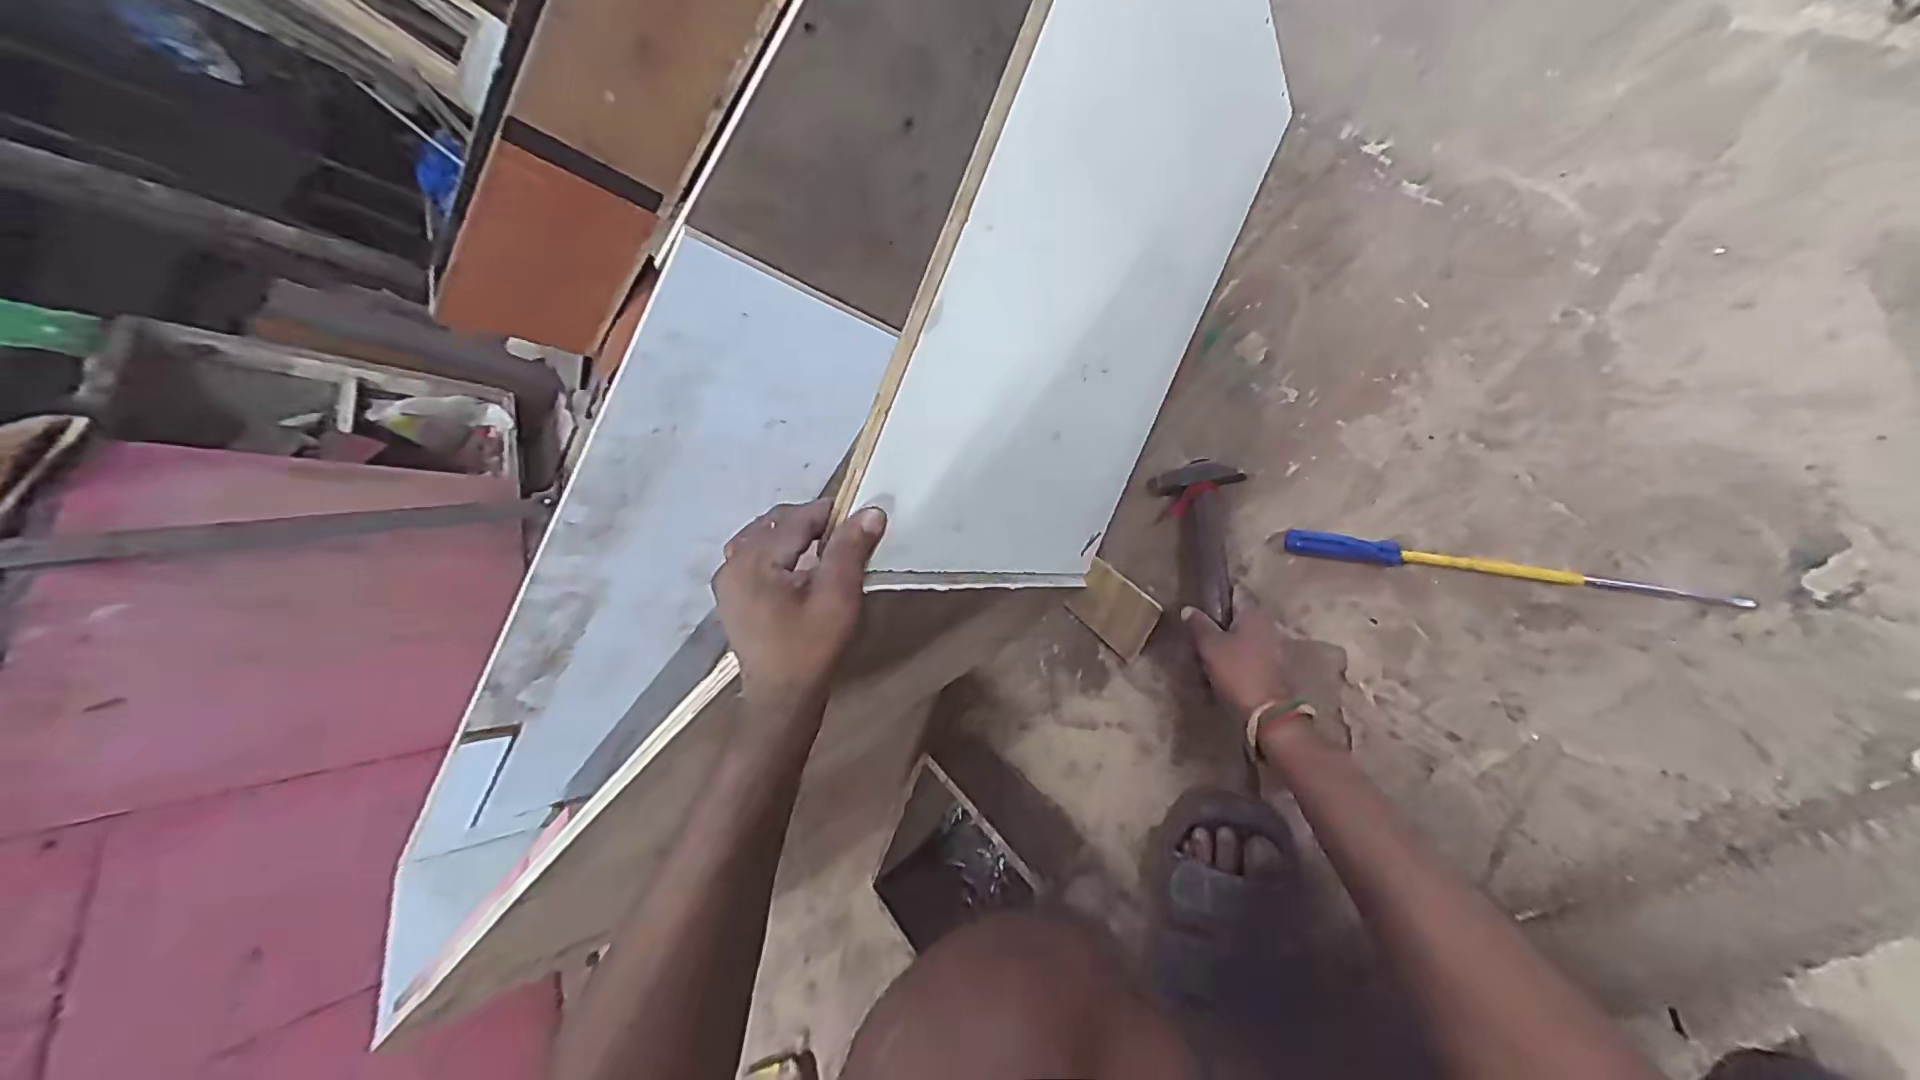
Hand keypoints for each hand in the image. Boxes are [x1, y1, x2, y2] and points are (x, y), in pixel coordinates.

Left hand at [712, 499, 886, 702]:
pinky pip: (754, 554)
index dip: (830, 512)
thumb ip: (850, 550)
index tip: (859, 514)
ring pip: (763, 536)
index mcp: (754, 560)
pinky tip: (800, 565)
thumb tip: (870, 511)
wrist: (781, 698)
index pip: (796, 519)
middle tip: (845, 534)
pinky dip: (778, 549)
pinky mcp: (731, 594)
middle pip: (775, 522)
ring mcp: (727, 580)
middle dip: (810, 521)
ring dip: (794, 534)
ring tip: (825, 547)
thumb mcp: (838, 596)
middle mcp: (732, 563)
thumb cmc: (810, 648)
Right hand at [1182, 591, 1296, 718]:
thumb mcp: (1209, 645)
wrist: (1266, 711)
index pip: (1231, 597)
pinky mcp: (1273, 666)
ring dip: (1225, 646)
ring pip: (1241, 639)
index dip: (1212, 604)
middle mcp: (1268, 624)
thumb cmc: (1237, 670)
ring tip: (1204, 657)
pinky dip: (1234, 659)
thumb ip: (1198, 624)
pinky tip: (1220, 670)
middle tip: (1197, 638)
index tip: (1196, 614)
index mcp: (1255, 613)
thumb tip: (1188, 609)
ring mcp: (1273, 646)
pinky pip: (1247, 655)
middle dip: (1217, 627)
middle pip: (1235, 620)